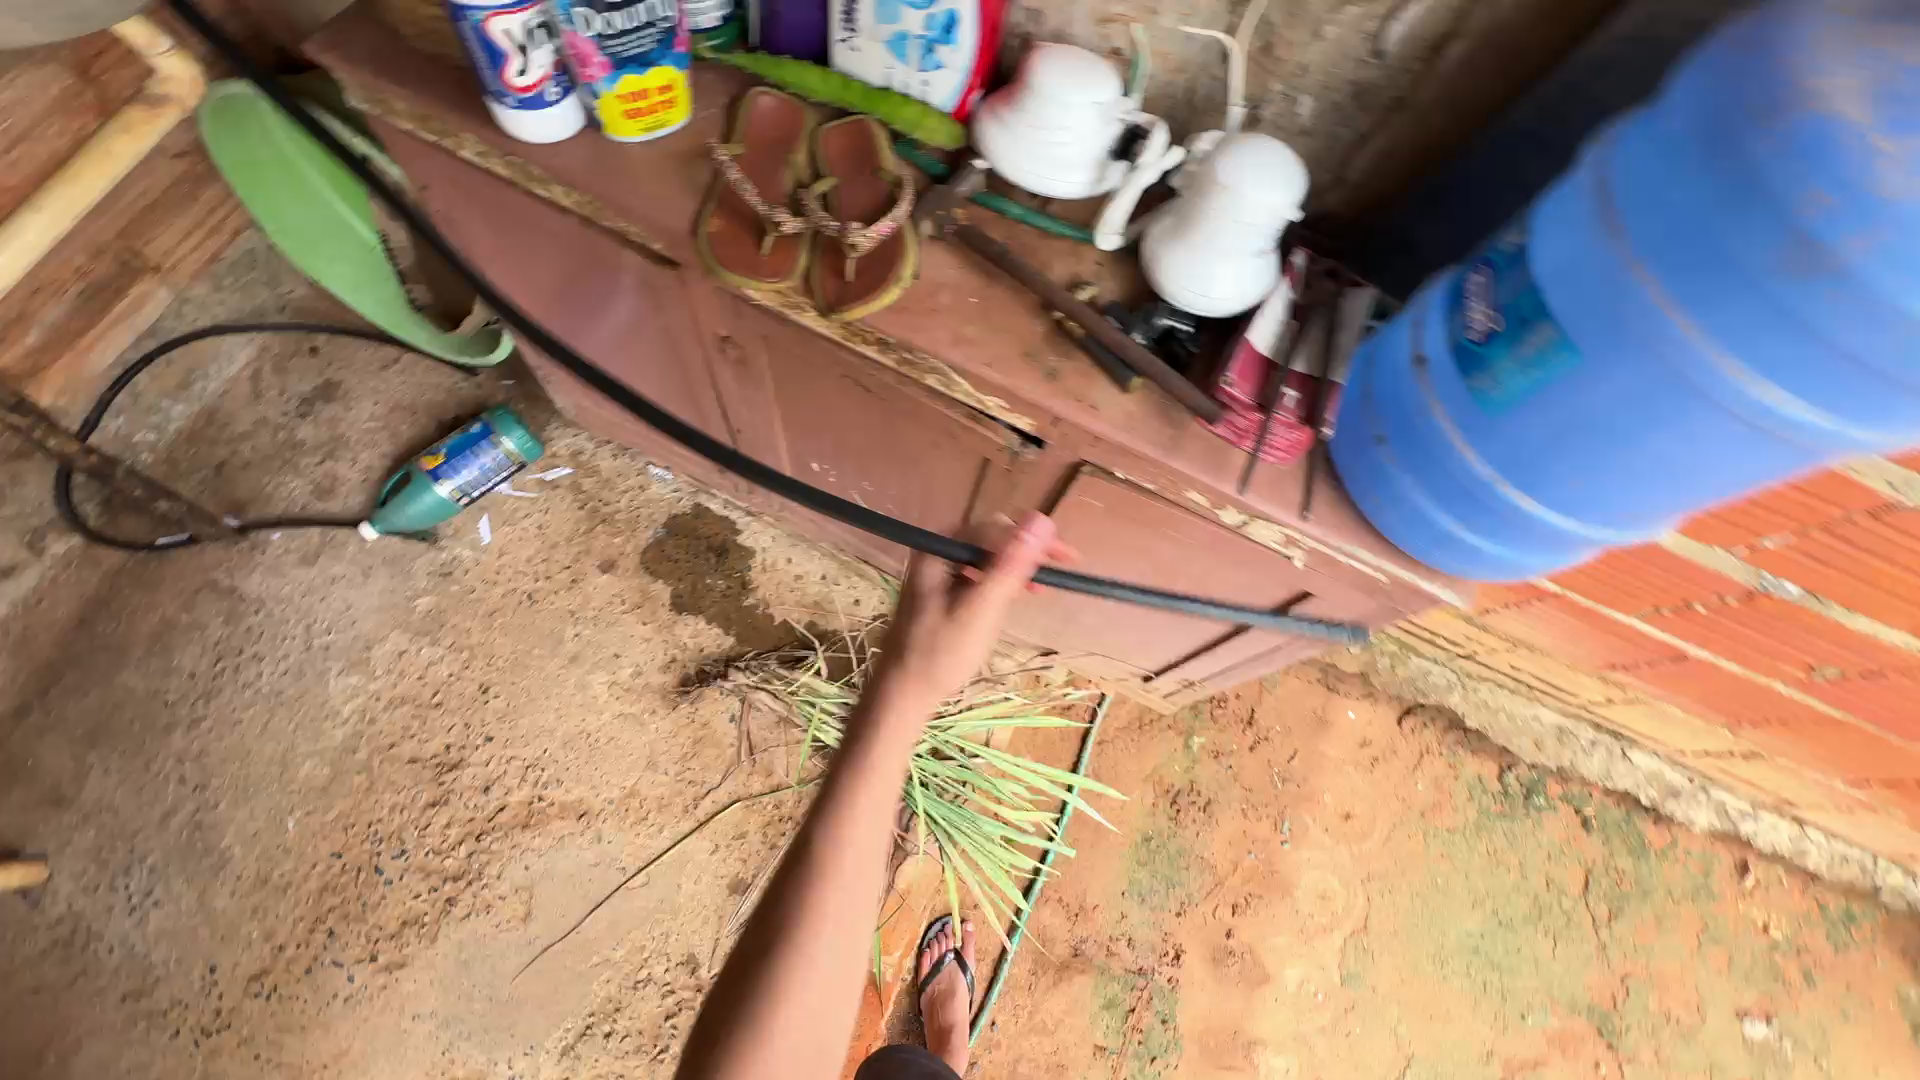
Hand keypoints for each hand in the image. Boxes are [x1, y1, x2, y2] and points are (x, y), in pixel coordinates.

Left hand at [868, 513, 1069, 714]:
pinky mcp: (940, 591)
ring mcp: (936, 571)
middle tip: (1057, 570)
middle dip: (1025, 551)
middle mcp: (935, 552)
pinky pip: (977, 574)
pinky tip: (1014, 596)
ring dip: (1015, 567)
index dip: (1034, 539)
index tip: (1067, 557)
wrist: (902, 691)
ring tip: (1040, 587)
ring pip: (986, 556)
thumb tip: (1042, 519)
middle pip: (990, 538)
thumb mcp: (981, 608)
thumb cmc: (940, 653)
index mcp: (939, 549)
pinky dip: (999, 582)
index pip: (996, 529)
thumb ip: (1011, 564)